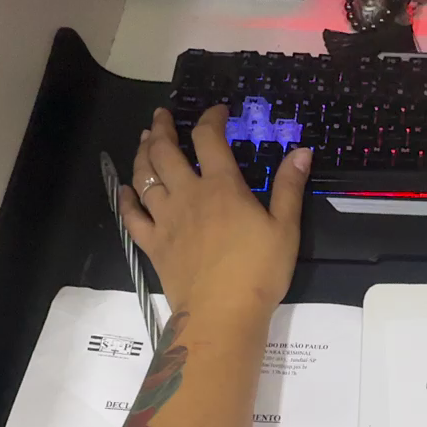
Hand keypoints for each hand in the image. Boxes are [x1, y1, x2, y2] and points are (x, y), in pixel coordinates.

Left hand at [119, 105, 311, 322]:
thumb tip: (301, 152)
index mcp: (222, 188)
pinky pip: (132, 216)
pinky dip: (126, 199)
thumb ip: (289, 188)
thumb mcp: (286, 230)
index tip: (218, 112)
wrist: (222, 313)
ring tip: (146, 141)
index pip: (210, 139)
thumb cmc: (260, 272)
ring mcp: (165, 219)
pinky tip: (125, 190)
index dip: (212, 119)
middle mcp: (188, 195)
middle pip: (166, 151)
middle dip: (164, 128)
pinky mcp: (152, 244)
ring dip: (143, 154)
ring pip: (144, 176)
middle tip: (163, 117)